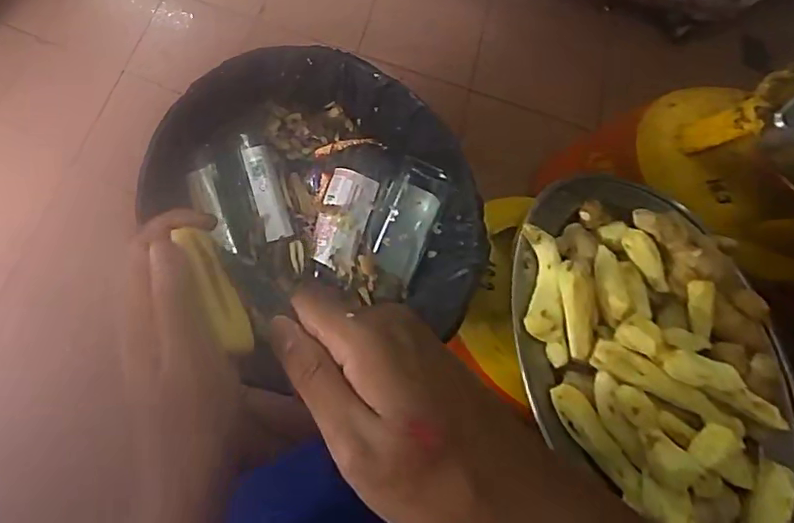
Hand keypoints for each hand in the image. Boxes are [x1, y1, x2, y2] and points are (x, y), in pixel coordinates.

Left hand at [122, 210, 241, 522]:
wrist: (185, 482)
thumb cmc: (193, 418)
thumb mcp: (191, 354)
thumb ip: (174, 297)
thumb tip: (165, 242)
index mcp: (138, 312)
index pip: (142, 244)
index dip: (173, 223)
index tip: (213, 226)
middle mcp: (135, 318)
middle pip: (149, 258)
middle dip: (185, 242)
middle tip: (222, 253)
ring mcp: (145, 336)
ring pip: (161, 280)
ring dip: (192, 268)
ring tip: (225, 279)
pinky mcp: (160, 353)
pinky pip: (172, 305)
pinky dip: (196, 294)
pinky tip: (219, 314)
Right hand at [272, 287, 634, 522]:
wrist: (518, 495)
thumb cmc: (430, 480)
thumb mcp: (356, 445)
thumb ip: (312, 378)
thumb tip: (275, 322)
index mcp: (365, 334)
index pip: (302, 298)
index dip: (286, 325)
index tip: (280, 365)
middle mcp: (387, 314)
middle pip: (327, 315)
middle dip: (316, 349)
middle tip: (323, 407)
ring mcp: (412, 326)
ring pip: (350, 329)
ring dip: (343, 363)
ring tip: (355, 413)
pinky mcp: (427, 342)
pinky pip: (376, 340)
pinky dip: (368, 367)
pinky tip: (383, 408)